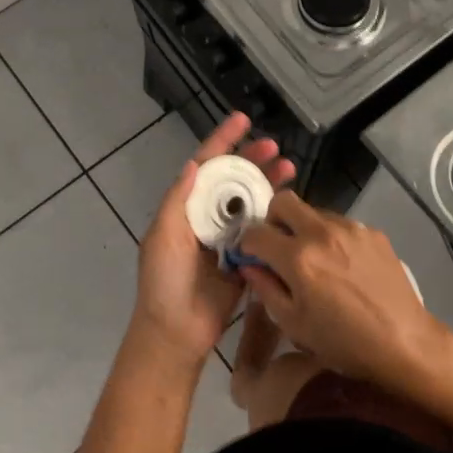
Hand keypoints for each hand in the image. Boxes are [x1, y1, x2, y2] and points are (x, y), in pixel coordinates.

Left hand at [131, 114, 294, 367]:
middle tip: (276, 147)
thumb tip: (195, 162)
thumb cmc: (163, 282)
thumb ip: (177, 200)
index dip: (222, 141)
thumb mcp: (162, 236)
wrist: (176, 333)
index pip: (204, 167)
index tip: (243, 119)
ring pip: (249, 203)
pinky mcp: (244, 260)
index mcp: (184, 209)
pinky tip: (290, 205)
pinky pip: (260, 233)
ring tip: (289, 168)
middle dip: (252, 160)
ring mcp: (226, 240)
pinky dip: (274, 216)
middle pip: (232, 181)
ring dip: (267, 184)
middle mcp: (205, 219)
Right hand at [238, 192, 450, 391]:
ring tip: (315, 261)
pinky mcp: (373, 233)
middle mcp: (322, 232)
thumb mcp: (293, 323)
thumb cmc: (343, 342)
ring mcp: (351, 229)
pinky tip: (342, 266)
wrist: (403, 342)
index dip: (246, 245)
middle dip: (273, 220)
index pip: (256, 233)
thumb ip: (266, 288)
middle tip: (277, 247)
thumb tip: (250, 266)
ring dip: (304, 229)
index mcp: (298, 257)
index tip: (250, 258)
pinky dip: (331, 238)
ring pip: (314, 212)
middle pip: (284, 202)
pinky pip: (341, 225)